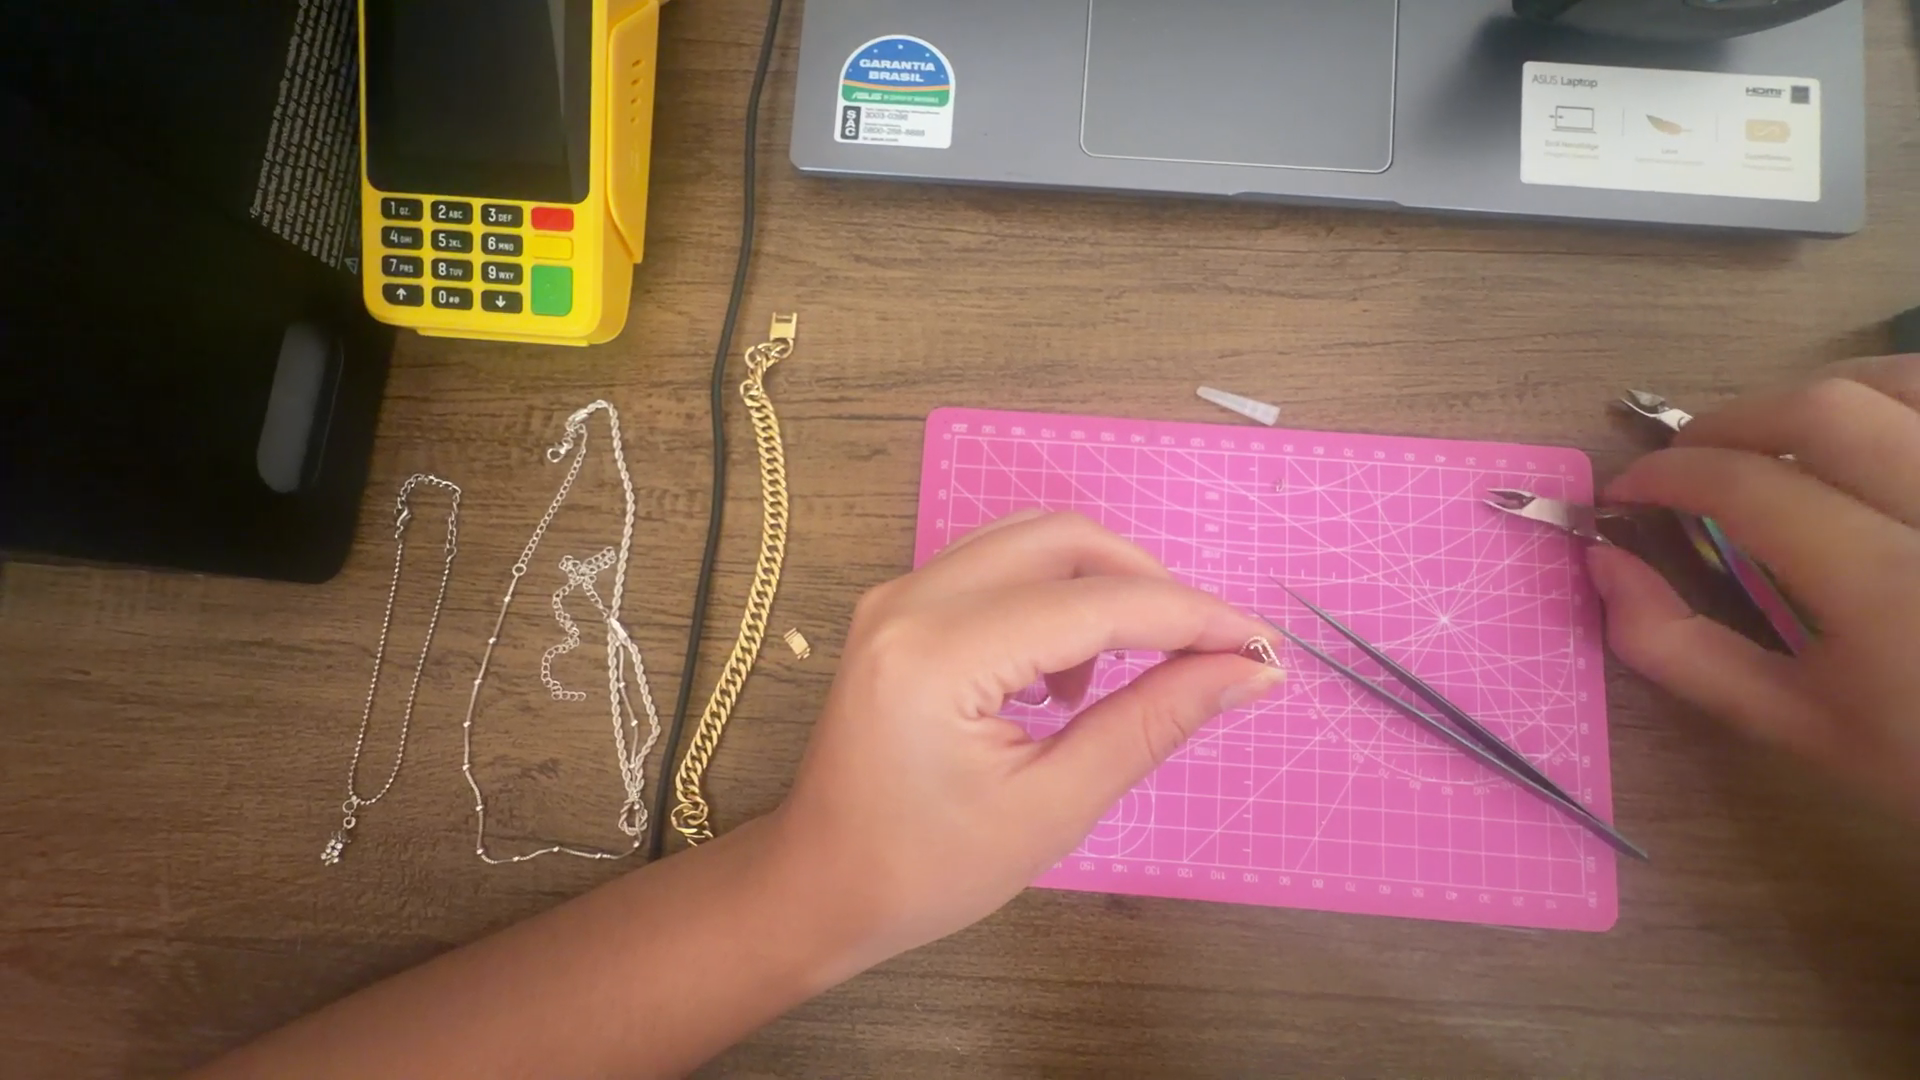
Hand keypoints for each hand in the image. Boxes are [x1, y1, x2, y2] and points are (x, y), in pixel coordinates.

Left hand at [765, 511, 1282, 969]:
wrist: (820, 881)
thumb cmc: (927, 869)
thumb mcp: (1051, 808)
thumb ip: (1150, 724)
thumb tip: (1242, 672)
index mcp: (939, 654)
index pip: (1093, 603)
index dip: (1189, 615)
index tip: (1258, 644)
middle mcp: (912, 597)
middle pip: (1062, 537)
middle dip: (1145, 583)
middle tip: (1196, 650)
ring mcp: (898, 592)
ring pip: (1030, 541)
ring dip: (1097, 586)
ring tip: (1113, 675)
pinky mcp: (899, 603)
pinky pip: (997, 565)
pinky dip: (1050, 595)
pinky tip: (1056, 672)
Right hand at [1588, 355, 1919, 818]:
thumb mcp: (1790, 721)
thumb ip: (1673, 643)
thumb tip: (1602, 560)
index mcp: (1891, 587)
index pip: (1747, 485)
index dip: (1663, 474)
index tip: (1625, 494)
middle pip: (1826, 409)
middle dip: (1724, 422)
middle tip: (1686, 460)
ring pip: (1911, 379)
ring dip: (1819, 395)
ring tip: (1776, 440)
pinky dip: (1900, 402)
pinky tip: (1873, 438)